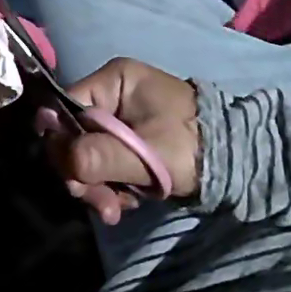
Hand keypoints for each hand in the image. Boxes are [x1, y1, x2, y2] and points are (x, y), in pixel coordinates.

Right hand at [46, 57, 199, 224]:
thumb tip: (57, 154)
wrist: (233, 160)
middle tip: (102, 206)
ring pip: (86, 154)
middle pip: (73, 136)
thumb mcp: (144, 153)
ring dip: (97, 187)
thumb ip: (99, 156)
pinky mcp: (127, 140)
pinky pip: (103, 163)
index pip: (64, 109)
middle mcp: (111, 94)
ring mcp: (119, 118)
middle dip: (83, 175)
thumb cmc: (190, 146)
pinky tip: (126, 203)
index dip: (62, 145)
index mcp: (115, 80)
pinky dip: (110, 186)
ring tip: (116, 211)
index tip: (75, 179)